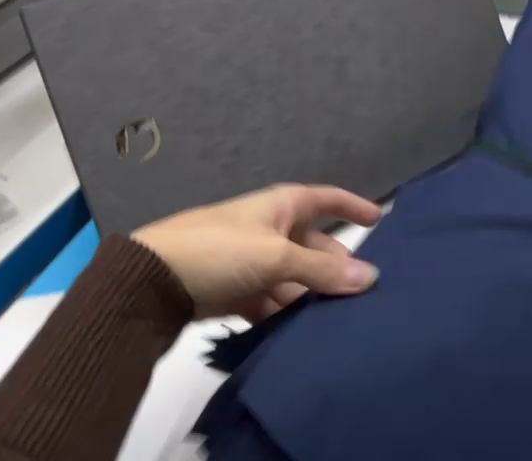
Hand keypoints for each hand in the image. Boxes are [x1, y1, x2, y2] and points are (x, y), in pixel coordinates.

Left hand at [132, 183, 381, 321]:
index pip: (325, 199)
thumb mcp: (276, 257)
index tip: (379, 220)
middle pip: (313, 245)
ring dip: (312, 295)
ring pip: (294, 277)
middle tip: (364, 293)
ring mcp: (252, 261)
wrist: (152, 281)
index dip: (352, 206)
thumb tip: (372, 276)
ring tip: (339, 320)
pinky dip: (286, 313)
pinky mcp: (235, 291)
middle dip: (335, 266)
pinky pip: (272, 300)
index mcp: (280, 205)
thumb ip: (322, 271)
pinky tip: (302, 333)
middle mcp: (269, 228)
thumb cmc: (220, 251)